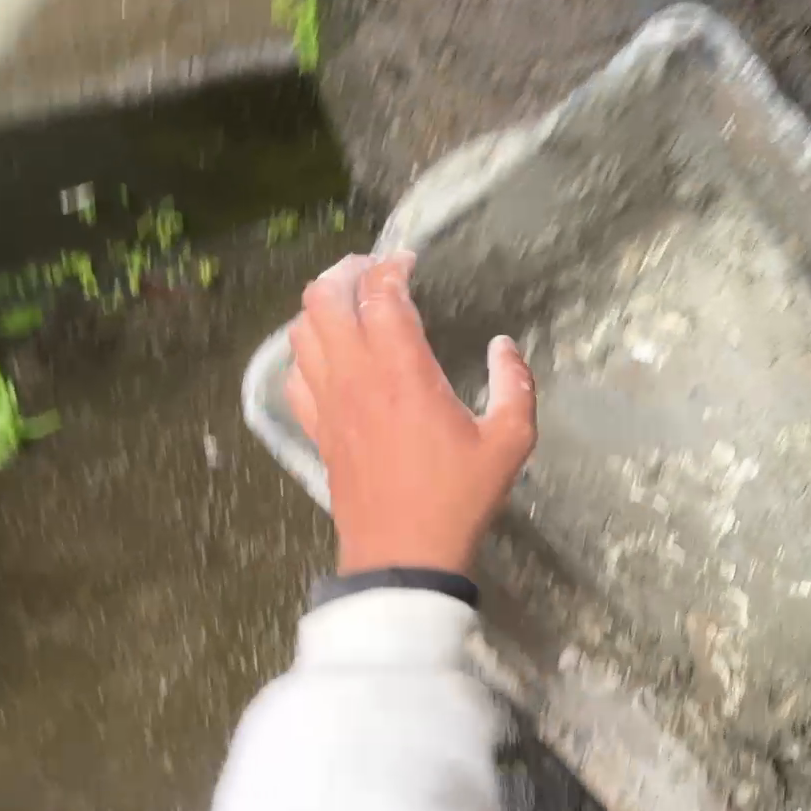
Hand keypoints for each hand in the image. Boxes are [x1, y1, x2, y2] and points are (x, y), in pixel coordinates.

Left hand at [286, 252, 536, 576]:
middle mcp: (356, 376)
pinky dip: (306, 347)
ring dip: (322, 303)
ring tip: (349, 298)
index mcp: (404, 374)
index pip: (383, 298)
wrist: (405, 551)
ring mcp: (327, 401)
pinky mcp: (316, 426)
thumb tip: (505, 347)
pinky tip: (328, 352)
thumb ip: (516, 385)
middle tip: (373, 268)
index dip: (391, 268)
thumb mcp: (512, 441)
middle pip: (325, 299)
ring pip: (302, 329)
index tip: (409, 259)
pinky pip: (294, 371)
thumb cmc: (461, 494)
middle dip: (346, 272)